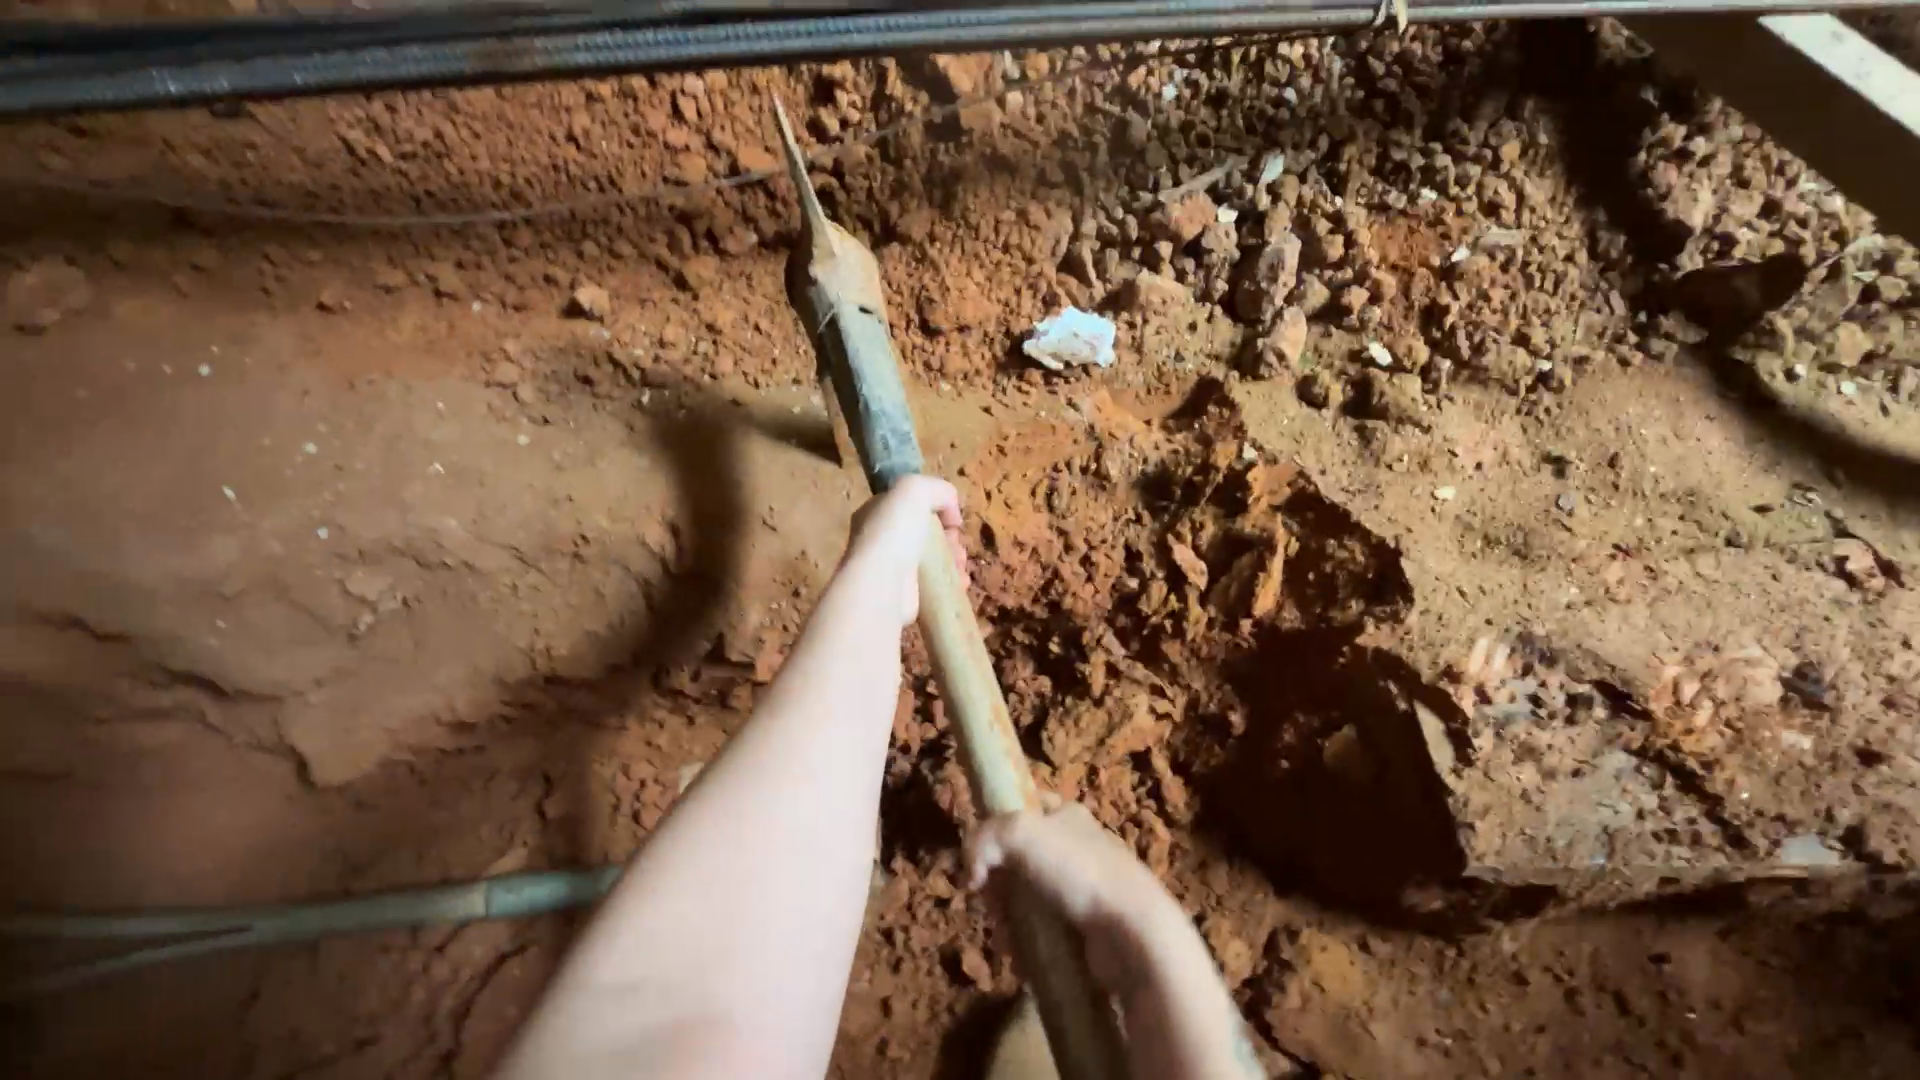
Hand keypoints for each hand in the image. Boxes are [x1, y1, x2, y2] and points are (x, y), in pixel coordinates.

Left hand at [838, 475, 966, 627]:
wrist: (884, 585)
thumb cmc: (894, 532)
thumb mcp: (915, 489)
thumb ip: (937, 489)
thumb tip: (951, 513)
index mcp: (875, 513)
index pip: (909, 504)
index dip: (934, 506)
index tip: (949, 517)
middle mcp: (881, 540)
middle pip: (925, 533)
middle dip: (949, 536)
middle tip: (955, 543)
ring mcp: (893, 569)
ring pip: (933, 559)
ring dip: (953, 559)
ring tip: (959, 563)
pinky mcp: (906, 595)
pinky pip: (935, 584)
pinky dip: (951, 581)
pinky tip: (960, 581)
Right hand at [968, 796, 1262, 1079]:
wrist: (1132, 932)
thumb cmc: (1078, 870)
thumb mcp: (1020, 832)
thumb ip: (984, 838)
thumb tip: (972, 872)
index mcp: (1066, 814)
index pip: (1023, 805)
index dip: (996, 825)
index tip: (982, 852)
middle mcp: (1074, 845)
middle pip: (1016, 856)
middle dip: (997, 881)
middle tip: (991, 900)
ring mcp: (1080, 887)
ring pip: (1025, 895)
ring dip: (1008, 916)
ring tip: (1007, 935)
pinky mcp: (1083, 926)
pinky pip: (1041, 929)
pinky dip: (1025, 940)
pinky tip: (1020, 953)